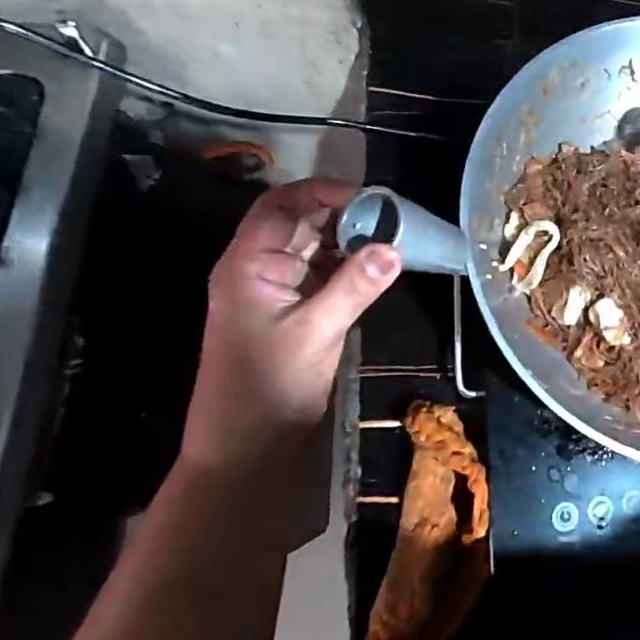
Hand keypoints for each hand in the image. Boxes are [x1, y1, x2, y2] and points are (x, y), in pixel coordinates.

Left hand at [182, 179, 399, 486]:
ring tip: (392, 237)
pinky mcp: (293, 312)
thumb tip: (395, 248)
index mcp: (248, 264)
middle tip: (393, 217)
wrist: (244, 447)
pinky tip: (377, 267)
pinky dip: (349, 267)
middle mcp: (259, 269)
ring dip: (349, 241)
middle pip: (299, 223)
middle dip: (343, 215)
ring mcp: (276, 291)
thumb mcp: (316, 333)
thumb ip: (355, 287)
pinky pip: (322, 276)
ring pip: (314, 249)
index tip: (371, 197)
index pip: (281, 206)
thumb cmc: (268, 387)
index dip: (322, 191)